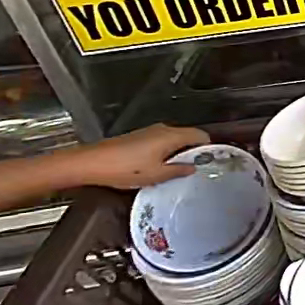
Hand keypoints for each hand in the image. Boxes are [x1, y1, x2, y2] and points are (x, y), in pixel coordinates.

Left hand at [47, 124, 208, 189]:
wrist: (92, 163)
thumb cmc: (125, 169)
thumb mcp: (155, 175)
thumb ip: (177, 170)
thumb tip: (193, 167)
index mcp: (171, 135)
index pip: (200, 135)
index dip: (209, 147)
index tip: (213, 162)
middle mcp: (164, 129)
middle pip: (188, 136)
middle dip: (195, 151)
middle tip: (200, 170)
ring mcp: (151, 132)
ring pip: (175, 140)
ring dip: (181, 153)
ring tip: (183, 172)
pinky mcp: (140, 138)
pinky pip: (163, 142)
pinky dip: (168, 153)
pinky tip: (163, 169)